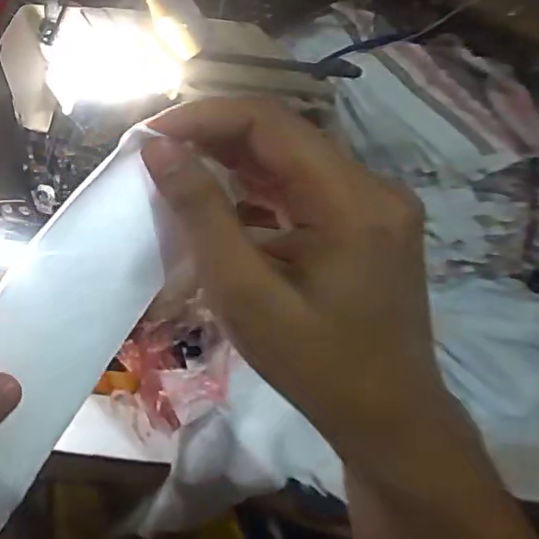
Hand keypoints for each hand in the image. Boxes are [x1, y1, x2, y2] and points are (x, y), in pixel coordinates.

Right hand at [141, 97, 468, 480]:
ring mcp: (368, 203)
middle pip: (278, 131)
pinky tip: (214, 200)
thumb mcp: (243, 290)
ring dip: (224, 155)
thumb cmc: (314, 362)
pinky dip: (247, 181)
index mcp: (351, 199)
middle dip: (208, 133)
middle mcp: (370, 187)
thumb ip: (200, 211)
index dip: (202, 117)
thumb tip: (158, 148)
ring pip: (284, 153)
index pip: (269, 122)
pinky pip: (294, 181)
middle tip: (151, 154)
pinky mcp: (358, 220)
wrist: (388, 421)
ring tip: (171, 169)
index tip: (149, 138)